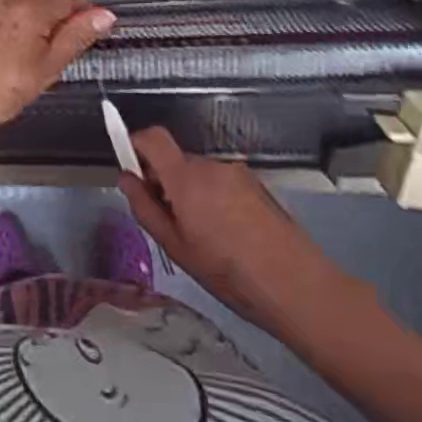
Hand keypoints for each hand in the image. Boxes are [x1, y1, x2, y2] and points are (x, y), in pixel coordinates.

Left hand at [0, 0, 114, 146]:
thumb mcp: (48, 68)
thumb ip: (76, 36)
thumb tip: (103, 16)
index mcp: (33, 8)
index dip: (84, 12)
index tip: (90, 26)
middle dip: (60, 4)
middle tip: (67, 33)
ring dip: (36, 1)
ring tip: (39, 33)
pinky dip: (12, 4)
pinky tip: (12, 29)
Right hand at [119, 127, 355, 330]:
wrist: (295, 284)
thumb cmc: (227, 271)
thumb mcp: (176, 247)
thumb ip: (145, 208)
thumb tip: (126, 178)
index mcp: (186, 177)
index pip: (153, 137)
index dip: (136, 144)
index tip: (131, 167)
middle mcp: (211, 165)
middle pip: (176, 159)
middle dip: (165, 180)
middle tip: (169, 220)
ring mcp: (237, 172)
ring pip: (200, 172)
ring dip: (191, 191)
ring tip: (203, 234)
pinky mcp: (256, 184)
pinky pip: (222, 181)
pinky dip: (214, 197)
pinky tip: (227, 233)